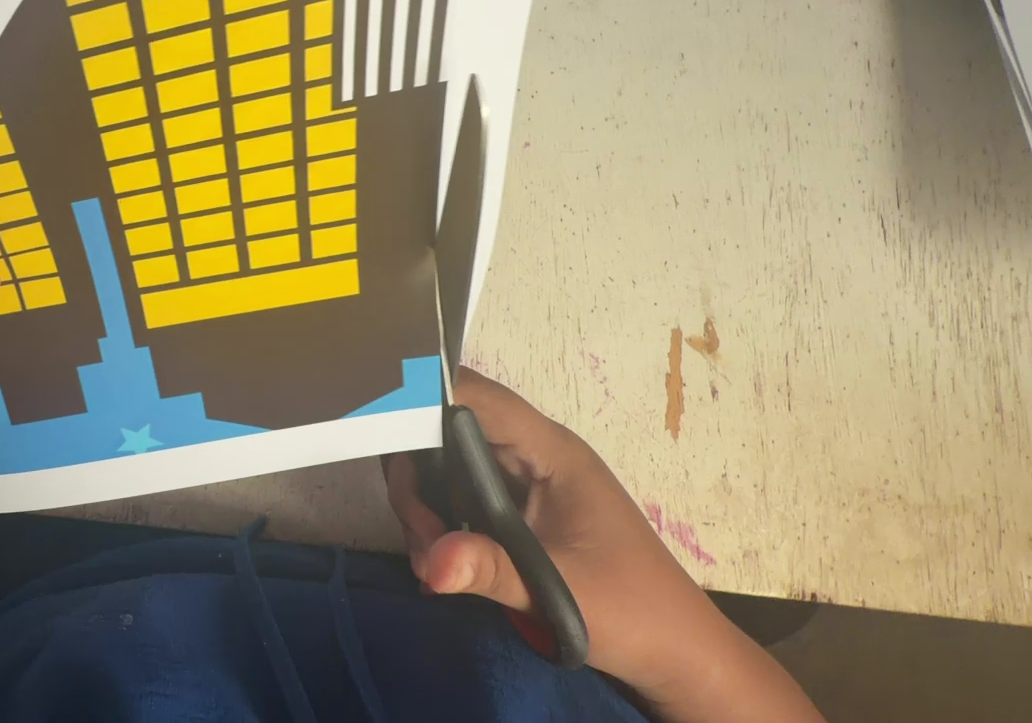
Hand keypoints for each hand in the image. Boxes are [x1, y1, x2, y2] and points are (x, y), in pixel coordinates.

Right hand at [385, 371, 822, 721]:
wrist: (678, 661)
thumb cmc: (635, 613)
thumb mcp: (560, 591)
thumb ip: (490, 569)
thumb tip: (429, 562)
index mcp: (549, 451)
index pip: (476, 396)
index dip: (424, 395)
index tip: (378, 420)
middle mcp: (525, 454)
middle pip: (441, 430)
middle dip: (414, 476)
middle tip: (419, 532)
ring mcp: (512, 480)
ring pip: (438, 464)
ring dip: (419, 505)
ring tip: (430, 558)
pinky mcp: (503, 508)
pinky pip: (448, 494)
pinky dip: (432, 522)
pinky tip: (436, 560)